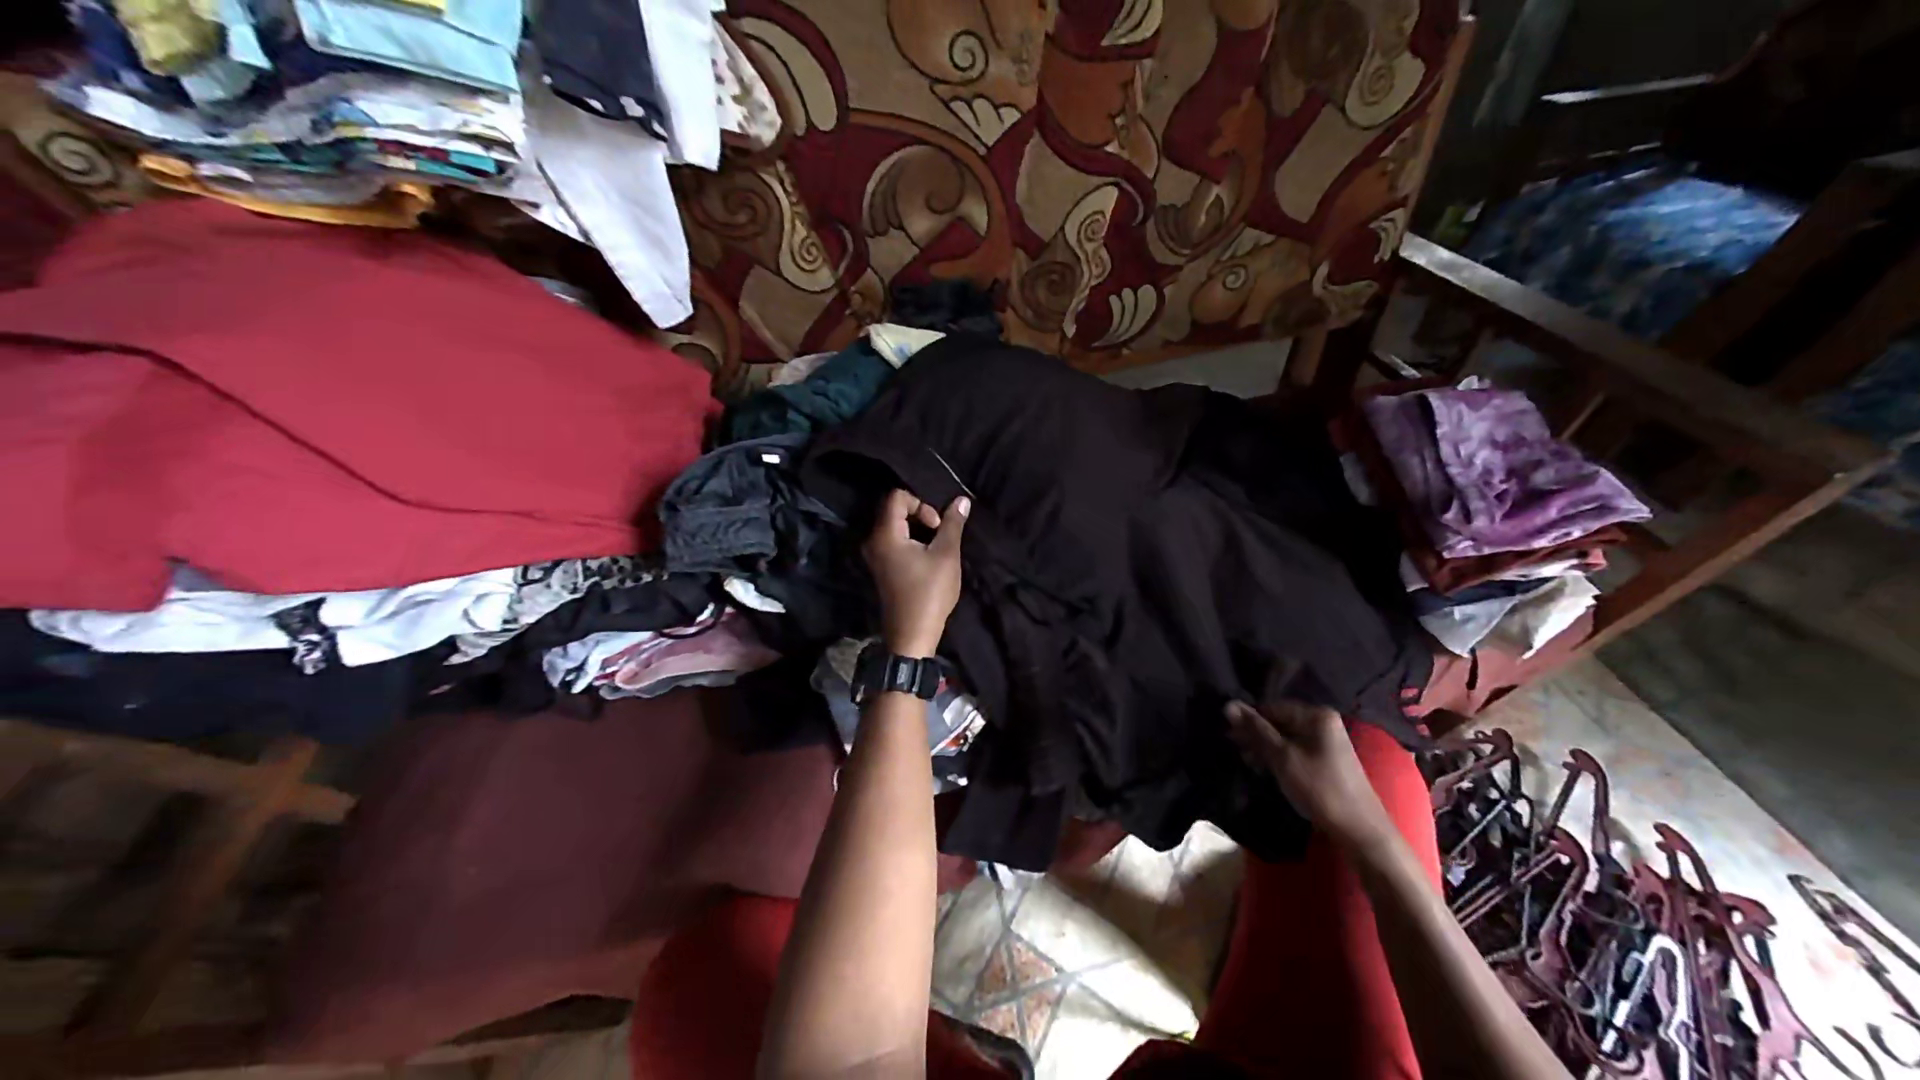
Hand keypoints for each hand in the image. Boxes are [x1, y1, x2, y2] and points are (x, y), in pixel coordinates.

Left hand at [864, 489, 969, 656]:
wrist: (912, 635)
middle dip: (919, 513)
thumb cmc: (929, 593)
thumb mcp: (946, 555)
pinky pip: (892, 541)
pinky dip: (909, 540)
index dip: (920, 503)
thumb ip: (952, 524)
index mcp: (884, 534)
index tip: (935, 525)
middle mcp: (872, 541)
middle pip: (892, 509)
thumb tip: (962, 500)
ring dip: (915, 528)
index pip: (896, 496)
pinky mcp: (880, 567)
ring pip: (893, 525)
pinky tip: (926, 556)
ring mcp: (874, 556)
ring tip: (935, 546)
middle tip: (937, 533)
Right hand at [1224, 699, 1393, 848]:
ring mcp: (1326, 742)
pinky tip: (1263, 768)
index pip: (1271, 707)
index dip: (1248, 720)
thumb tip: (1228, 705)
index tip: (1228, 735)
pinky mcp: (1325, 760)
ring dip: (1264, 748)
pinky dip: (1278, 757)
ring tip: (1246, 761)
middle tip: (1233, 748)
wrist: (1359, 829)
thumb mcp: (1282, 757)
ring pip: (1285, 738)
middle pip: (1279, 722)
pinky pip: (1295, 750)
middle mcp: (1323, 723)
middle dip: (1255, 735)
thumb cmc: (1319, 787)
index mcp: (1317, 715)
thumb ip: (1256, 730)